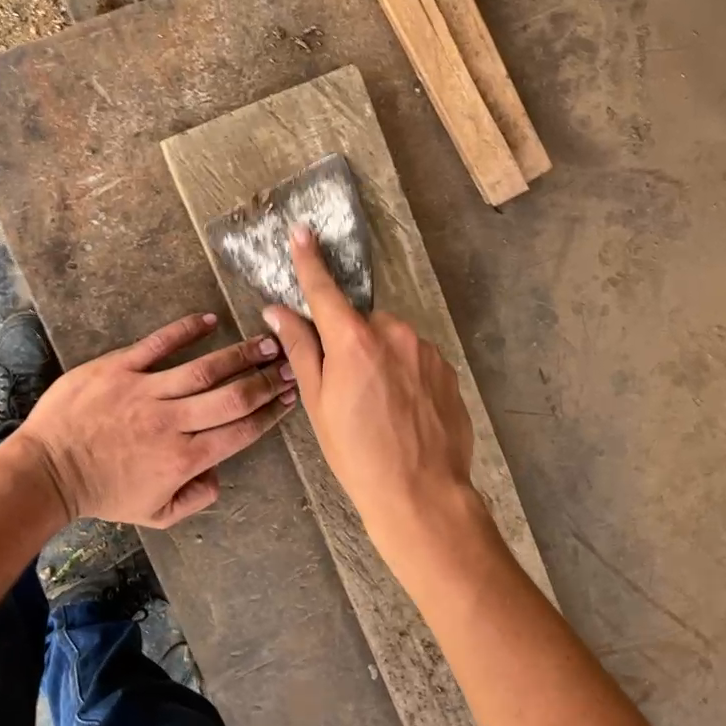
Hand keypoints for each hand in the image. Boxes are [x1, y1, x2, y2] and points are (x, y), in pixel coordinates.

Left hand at [13, 314, 296, 527]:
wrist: (46, 472)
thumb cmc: (101, 493)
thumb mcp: (154, 513)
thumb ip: (194, 498)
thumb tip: (218, 474)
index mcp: (183, 458)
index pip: (240, 430)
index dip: (269, 413)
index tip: (289, 397)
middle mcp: (172, 422)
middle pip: (232, 396)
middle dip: (266, 380)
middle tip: (290, 364)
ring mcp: (146, 391)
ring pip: (205, 368)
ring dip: (240, 353)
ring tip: (267, 341)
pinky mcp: (120, 368)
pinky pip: (159, 343)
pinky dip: (187, 329)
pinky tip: (210, 319)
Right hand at [264, 225, 476, 548]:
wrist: (421, 494)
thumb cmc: (358, 454)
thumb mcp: (318, 403)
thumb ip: (300, 348)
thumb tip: (278, 311)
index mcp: (354, 340)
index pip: (324, 289)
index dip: (309, 260)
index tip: (302, 232)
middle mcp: (393, 333)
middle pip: (360, 322)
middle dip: (350, 341)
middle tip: (346, 386)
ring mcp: (425, 349)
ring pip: (390, 340)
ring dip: (379, 358)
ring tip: (378, 406)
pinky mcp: (446, 368)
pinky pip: (415, 358)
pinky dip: (403, 373)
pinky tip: (402, 410)